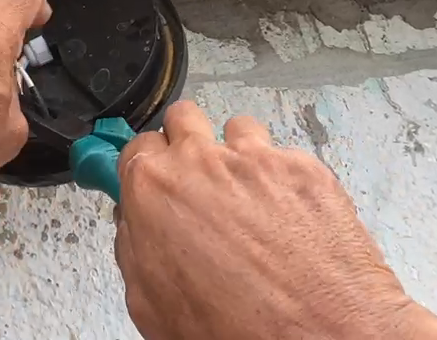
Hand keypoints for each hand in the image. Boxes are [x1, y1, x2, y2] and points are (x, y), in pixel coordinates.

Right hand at [115, 101, 436, 339]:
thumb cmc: (239, 334)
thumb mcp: (150, 304)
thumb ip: (132, 247)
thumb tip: (135, 225)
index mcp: (152, 186)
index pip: (136, 146)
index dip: (146, 166)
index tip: (154, 178)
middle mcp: (198, 160)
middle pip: (182, 118)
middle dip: (187, 143)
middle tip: (199, 178)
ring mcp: (254, 159)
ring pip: (236, 129)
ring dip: (238, 156)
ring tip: (251, 197)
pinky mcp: (304, 170)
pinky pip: (287, 157)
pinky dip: (286, 182)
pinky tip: (292, 218)